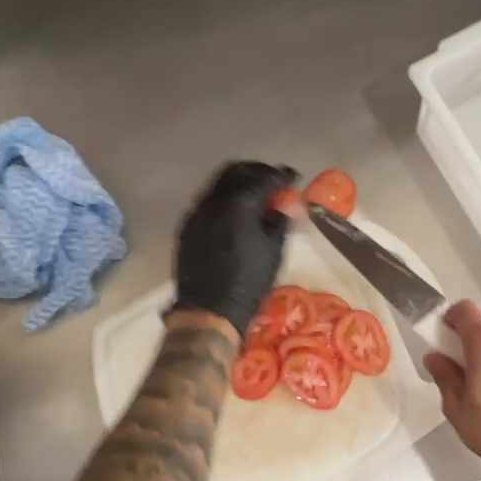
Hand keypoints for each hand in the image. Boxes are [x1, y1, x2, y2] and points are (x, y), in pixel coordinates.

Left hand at [171, 161, 296, 334]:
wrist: (209, 309)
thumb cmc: (248, 281)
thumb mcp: (273, 252)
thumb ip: (279, 221)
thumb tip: (283, 206)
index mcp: (239, 204)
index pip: (264, 178)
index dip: (281, 175)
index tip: (293, 177)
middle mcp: (214, 201)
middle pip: (236, 172)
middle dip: (256, 172)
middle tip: (272, 180)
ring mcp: (196, 212)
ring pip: (218, 185)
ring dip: (238, 183)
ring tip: (254, 195)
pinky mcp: (187, 226)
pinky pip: (207, 202)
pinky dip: (224, 200)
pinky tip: (234, 214)